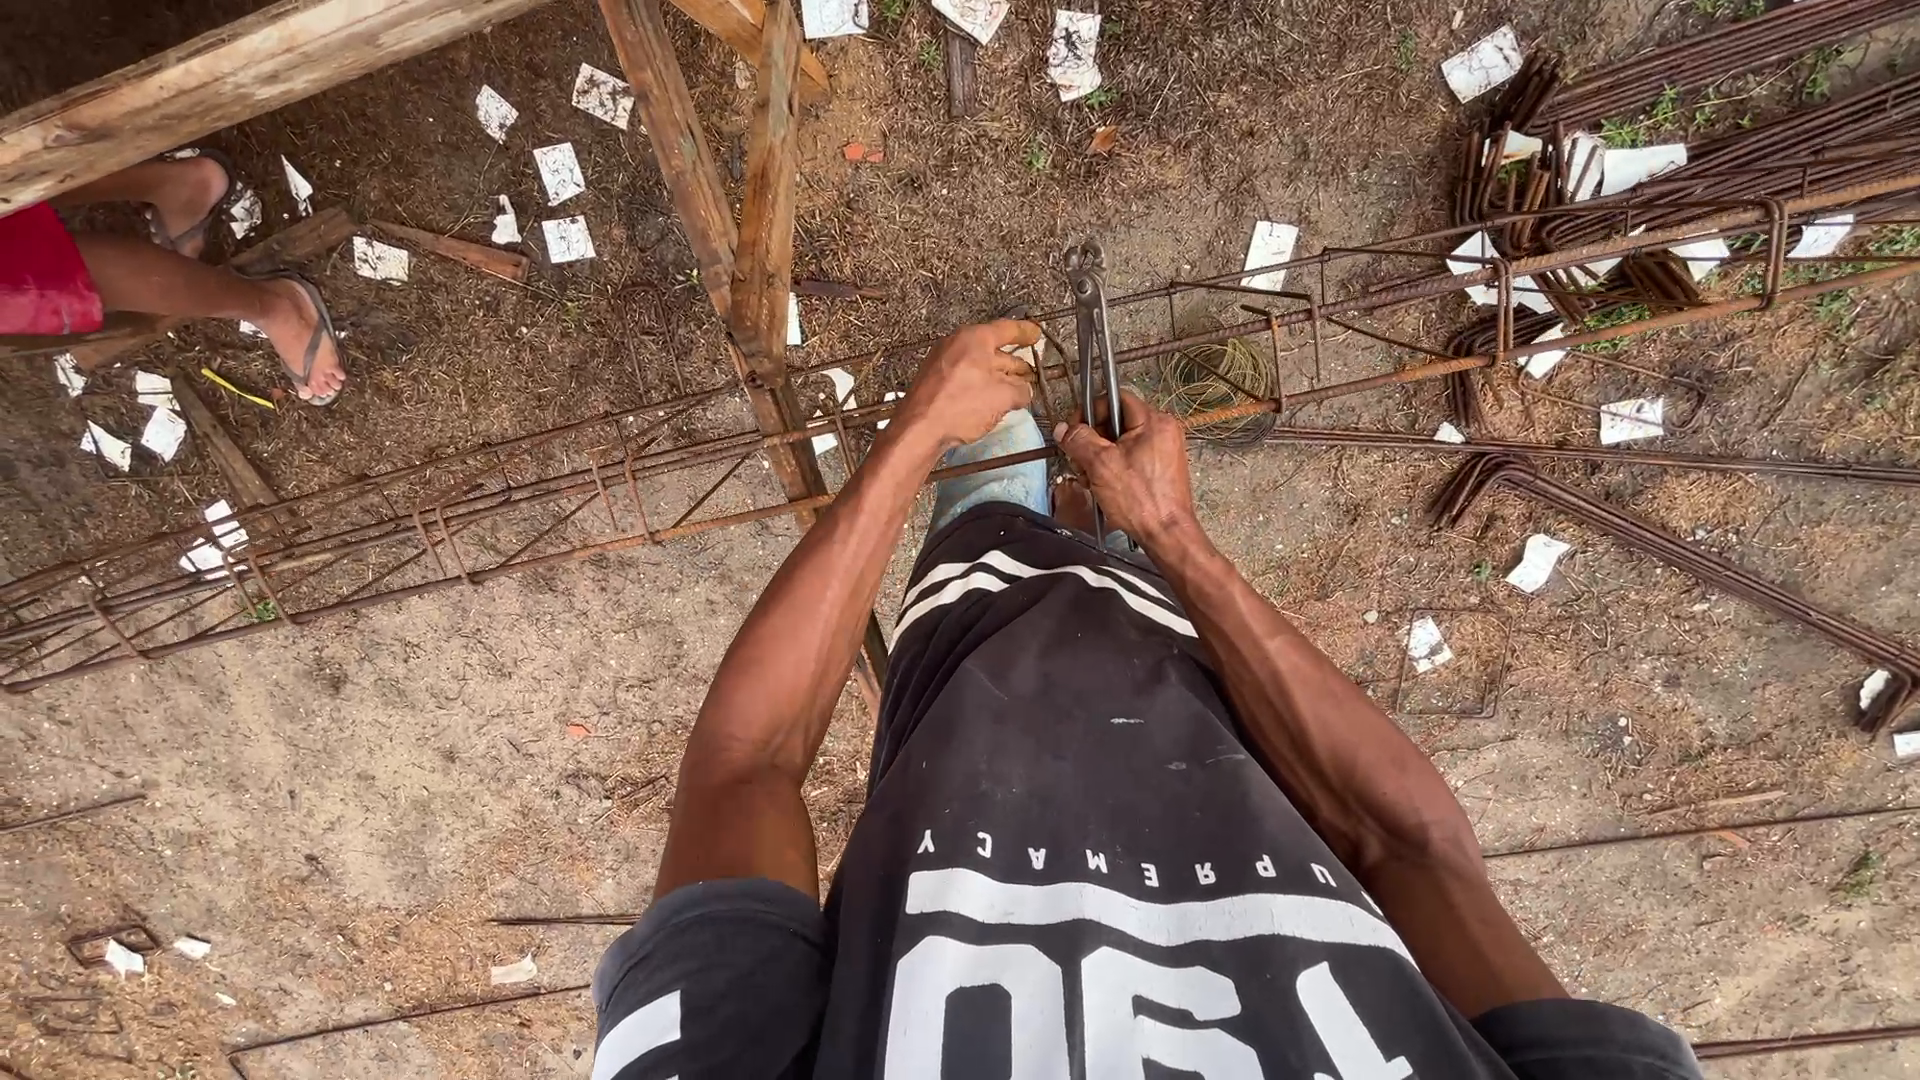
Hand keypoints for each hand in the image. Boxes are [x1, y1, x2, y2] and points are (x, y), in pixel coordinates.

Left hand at [891, 319, 1039, 451]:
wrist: (918, 429)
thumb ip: (1020, 391)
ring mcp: (941, 362)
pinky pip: (964, 377)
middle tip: (1029, 372)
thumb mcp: (1002, 398)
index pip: (1006, 329)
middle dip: (1013, 362)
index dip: (1025, 333)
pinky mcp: (933, 381)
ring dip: (997, 377)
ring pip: (977, 365)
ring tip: (1013, 390)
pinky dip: (980, 385)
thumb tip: (1025, 392)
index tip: (1035, 335)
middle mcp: (955, 344)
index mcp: (974, 339)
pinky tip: (988, 400)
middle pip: (992, 349)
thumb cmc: (959, 406)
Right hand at [1054, 390, 1198, 546]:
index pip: (1115, 398)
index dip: (1091, 411)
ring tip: (1092, 479)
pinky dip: (1113, 468)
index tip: (1076, 430)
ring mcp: (1162, 450)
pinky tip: (1104, 486)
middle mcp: (1162, 431)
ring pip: (1120, 442)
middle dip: (1092, 440)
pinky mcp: (1159, 468)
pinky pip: (1129, 458)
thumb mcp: (1100, 465)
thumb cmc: (1141, 501)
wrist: (1166, 533)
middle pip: (1116, 422)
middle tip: (1081, 461)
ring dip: (1099, 458)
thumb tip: (1063, 429)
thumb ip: (1078, 440)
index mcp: (1153, 422)